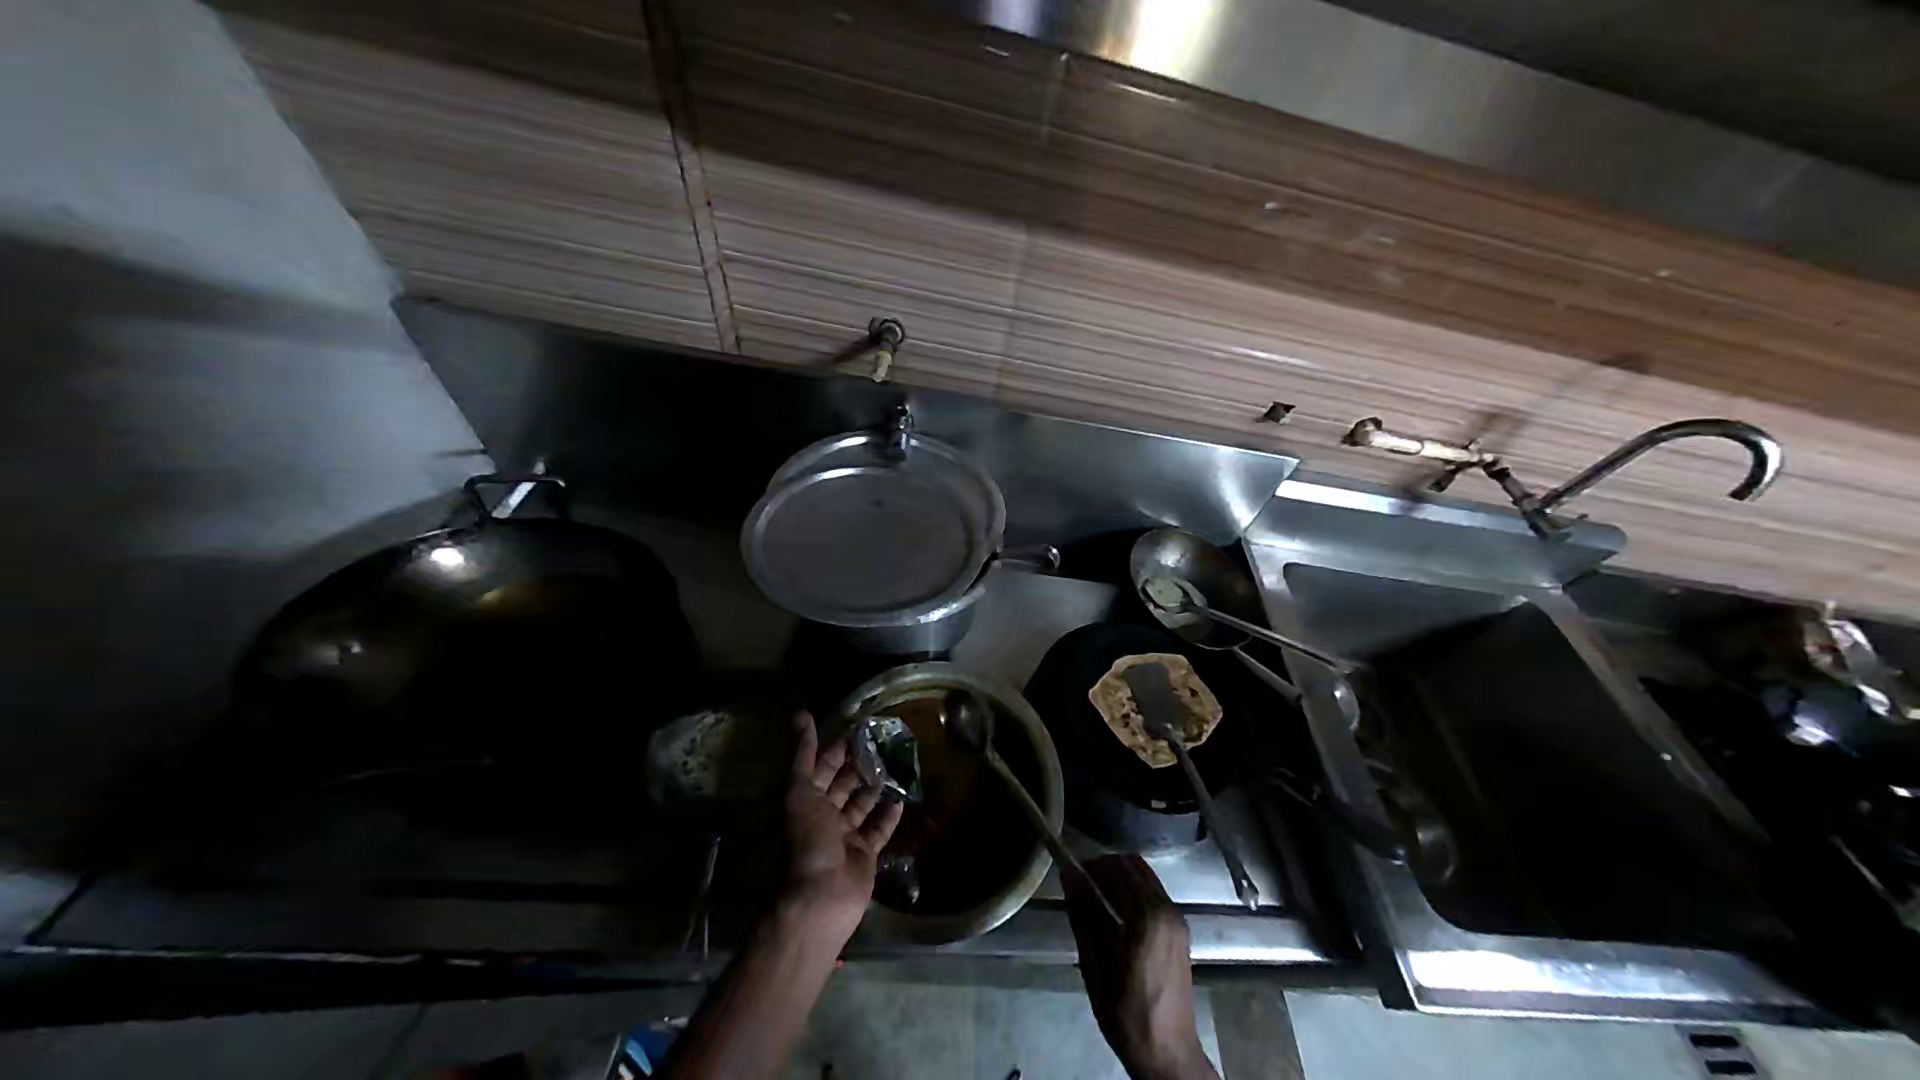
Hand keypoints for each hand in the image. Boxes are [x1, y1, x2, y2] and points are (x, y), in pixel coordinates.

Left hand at [780, 711, 903, 946]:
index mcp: (807, 800)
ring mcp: (846, 836)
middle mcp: (824, 815)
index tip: (861, 727)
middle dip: (862, 764)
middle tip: (886, 742)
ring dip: (877, 786)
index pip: (823, 766)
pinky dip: (889, 815)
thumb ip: (803, 754)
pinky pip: (879, 830)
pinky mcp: (865, 854)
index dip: (839, 747)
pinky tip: (902, 798)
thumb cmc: (809, 839)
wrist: (822, 895)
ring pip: (863, 804)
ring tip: (898, 764)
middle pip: (845, 783)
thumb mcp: (800, 791)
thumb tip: (800, 712)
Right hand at [1064, 855, 1219, 1079]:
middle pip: (1130, 864)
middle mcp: (1165, 909)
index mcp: (1146, 919)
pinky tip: (1115, 906)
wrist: (1168, 1052)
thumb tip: (1068, 874)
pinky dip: (1132, 885)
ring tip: (1094, 893)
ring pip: (1143, 873)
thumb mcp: (1094, 965)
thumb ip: (1083, 914)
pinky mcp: (1179, 925)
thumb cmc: (1125, 1014)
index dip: (1086, 866)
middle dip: (1102, 866)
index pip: (1112, 870)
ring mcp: (1176, 916)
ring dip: (1117, 874)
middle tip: (1078, 882)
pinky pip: (1152, 888)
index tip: (1067, 871)